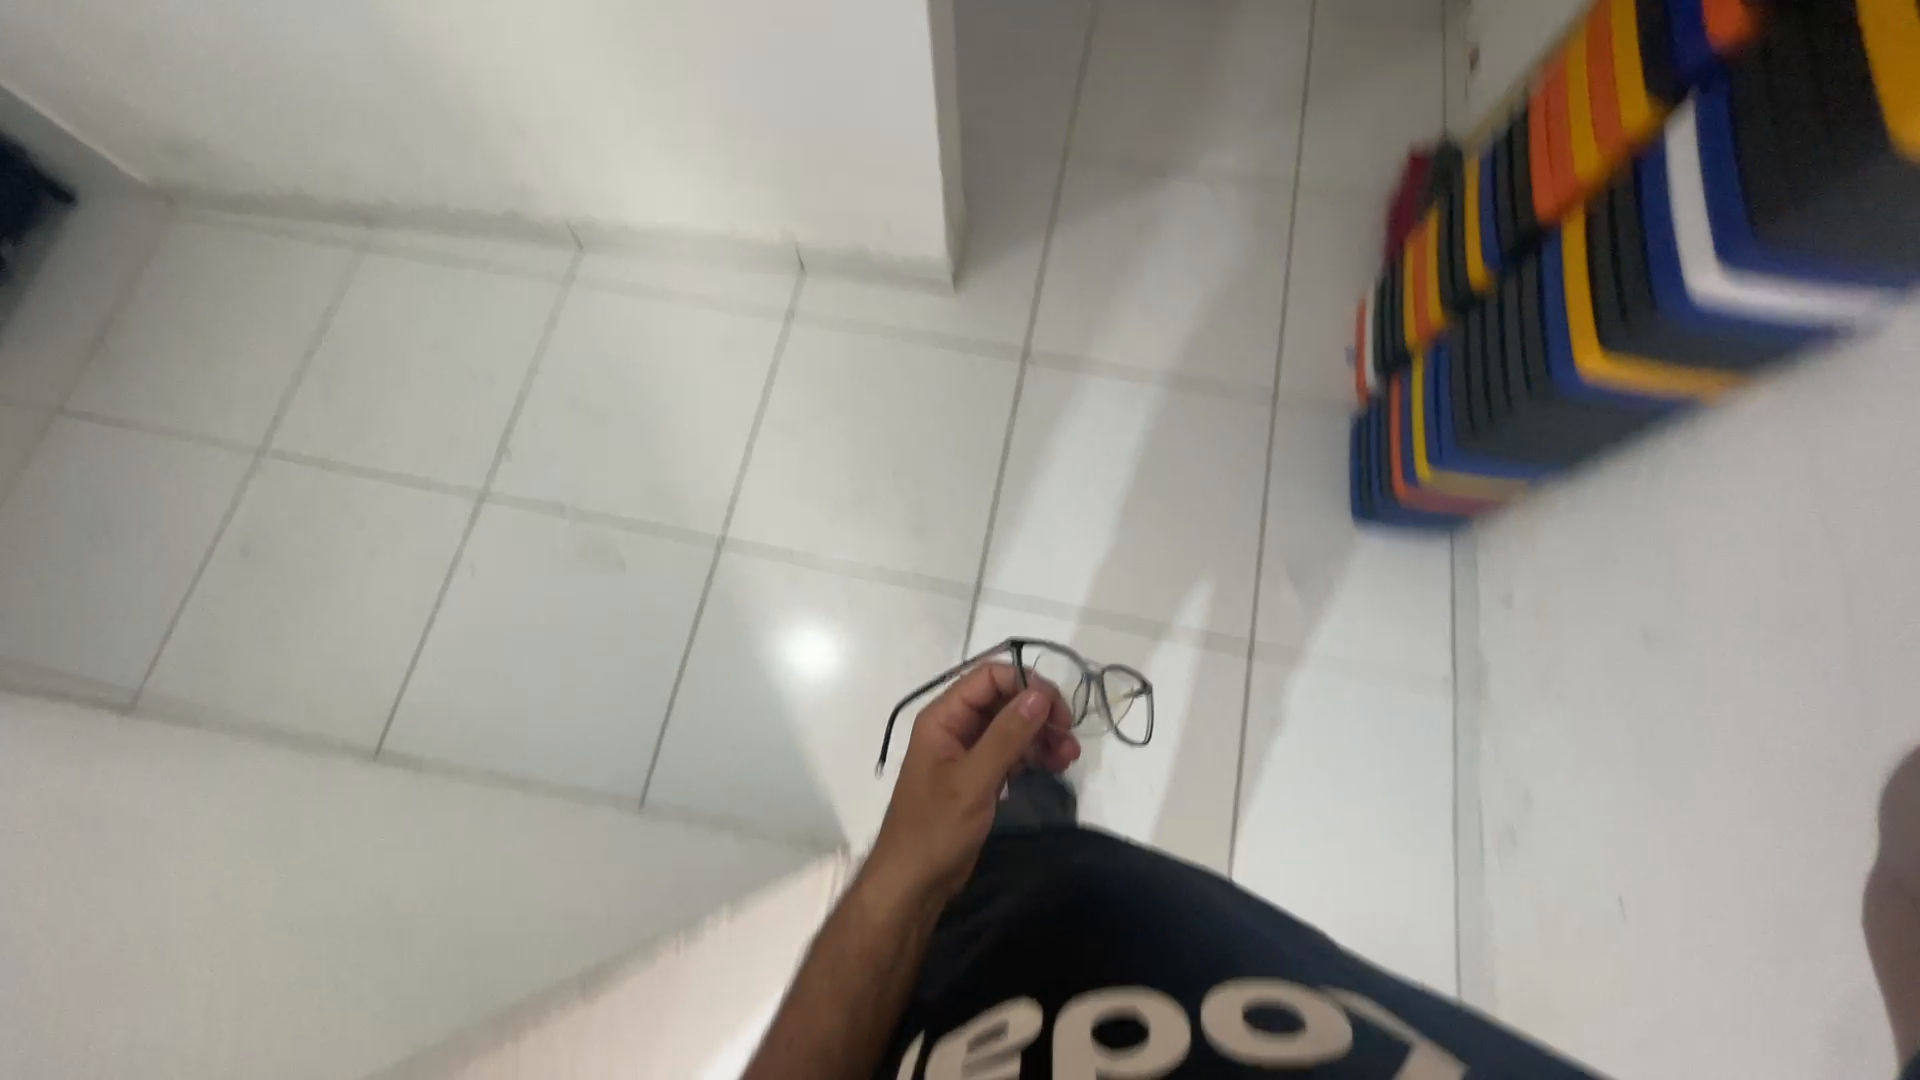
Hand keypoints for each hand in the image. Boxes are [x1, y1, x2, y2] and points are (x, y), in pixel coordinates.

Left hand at [864, 663, 1079, 906]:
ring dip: (1042, 735)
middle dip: (1038, 712)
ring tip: (1070, 756)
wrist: (914, 882)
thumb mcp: (974, 779)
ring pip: (1011, 727)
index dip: (1024, 683)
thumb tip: (1040, 694)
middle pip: (1003, 700)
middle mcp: (955, 727)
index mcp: (943, 717)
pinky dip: (1033, 755)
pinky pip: (1011, 751)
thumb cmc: (936, 827)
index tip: (1057, 707)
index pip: (988, 677)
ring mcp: (967, 752)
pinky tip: (1056, 765)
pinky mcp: (979, 776)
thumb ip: (1007, 734)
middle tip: (1069, 734)